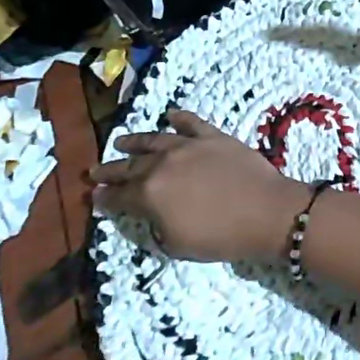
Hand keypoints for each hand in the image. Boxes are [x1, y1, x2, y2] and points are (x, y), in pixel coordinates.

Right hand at [91, 110, 307, 262]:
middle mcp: (162, 164)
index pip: (119, 196)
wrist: (265, 211)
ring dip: (134, 142)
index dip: (104, 198)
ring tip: (121, 142)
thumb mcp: (177, 245)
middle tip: (95, 171)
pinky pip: (191, 122)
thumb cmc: (221, 236)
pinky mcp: (213, 136)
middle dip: (110, 170)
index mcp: (149, 194)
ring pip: (154, 140)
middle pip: (129, 166)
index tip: (94, 197)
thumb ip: (156, 229)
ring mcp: (188, 146)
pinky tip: (171, 115)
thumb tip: (151, 216)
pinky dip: (179, 118)